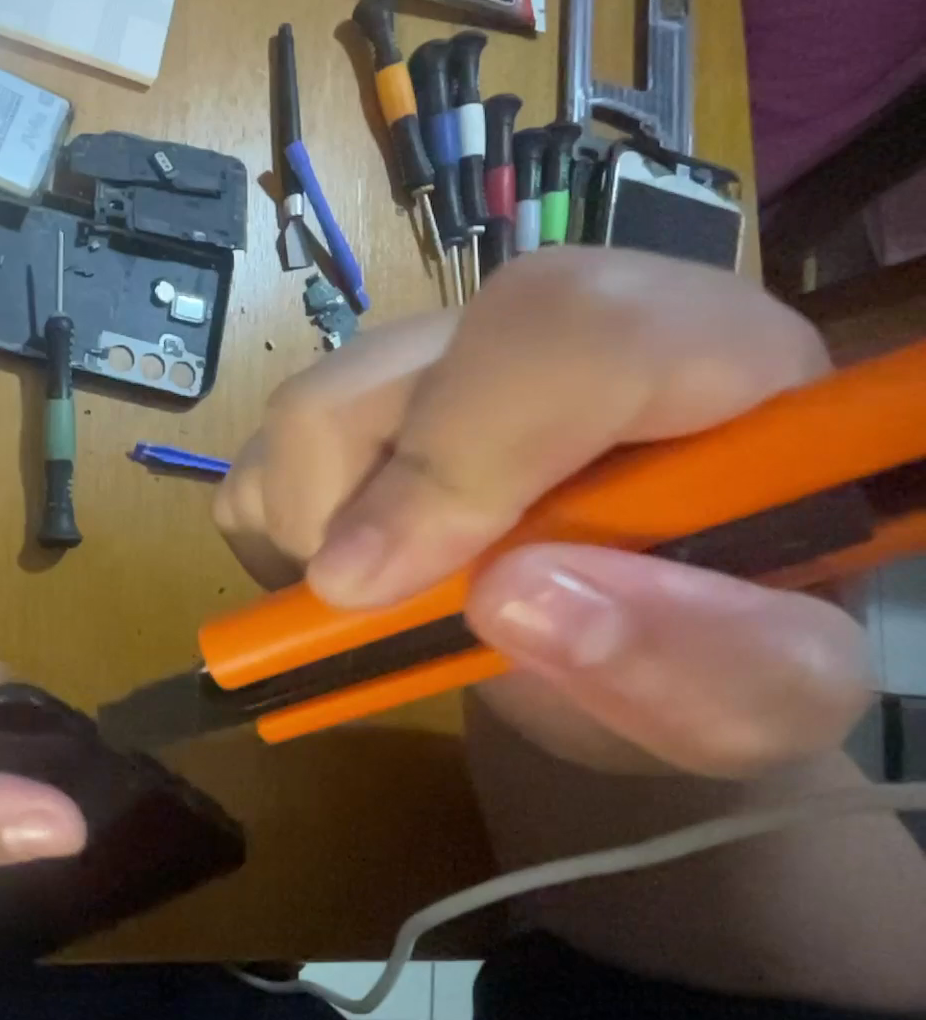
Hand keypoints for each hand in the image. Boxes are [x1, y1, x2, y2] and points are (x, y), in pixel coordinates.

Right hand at [215, 249, 869, 774]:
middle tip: (384, 613)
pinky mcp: (340, 412)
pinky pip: (252, 461)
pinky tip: (345, 565)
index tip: (374, 586)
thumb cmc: (704, 648)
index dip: (459, 450)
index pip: (563, 329)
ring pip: (298, 414)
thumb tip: (511, 596)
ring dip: (310, 535)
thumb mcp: (766, 690)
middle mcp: (536, 335)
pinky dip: (271, 535)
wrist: (624, 627)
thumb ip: (696, 657)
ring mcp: (421, 365)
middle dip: (349, 517)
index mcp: (698, 360)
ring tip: (388, 594)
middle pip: (376, 378)